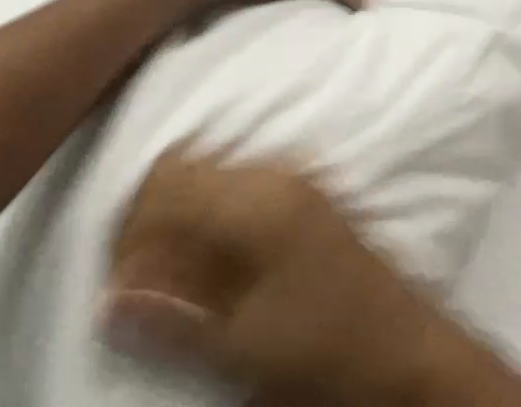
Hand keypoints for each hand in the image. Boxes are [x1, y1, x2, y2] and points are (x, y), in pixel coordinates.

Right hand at [100, 152, 520, 406]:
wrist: (413, 355)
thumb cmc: (330, 349)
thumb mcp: (242, 344)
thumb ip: (169, 320)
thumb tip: (107, 304)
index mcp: (254, 197)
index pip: (164, 183)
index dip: (129, 228)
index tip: (118, 276)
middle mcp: (274, 171)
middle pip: (183, 165)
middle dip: (152, 214)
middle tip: (139, 272)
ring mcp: (295, 177)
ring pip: (209, 169)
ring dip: (181, 211)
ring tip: (172, 271)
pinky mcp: (308, 193)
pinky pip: (239, 181)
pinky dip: (212, 211)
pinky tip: (211, 258)